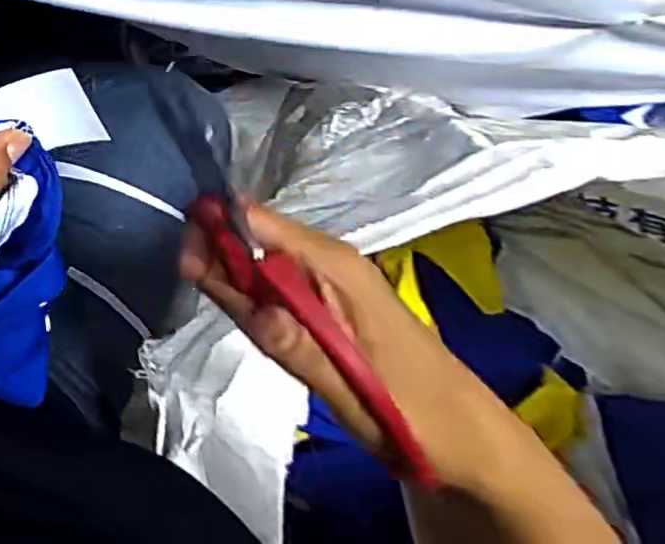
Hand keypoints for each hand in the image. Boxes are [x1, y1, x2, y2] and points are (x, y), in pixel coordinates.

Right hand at [180, 203, 536, 493]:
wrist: (478, 448)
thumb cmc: (423, 417)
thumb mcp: (354, 388)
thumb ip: (295, 344)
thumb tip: (246, 304)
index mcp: (334, 263)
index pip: (251, 217)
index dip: (210, 229)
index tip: (186, 266)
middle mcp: (323, 256)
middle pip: (242, 229)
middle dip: (209, 253)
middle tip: (196, 289)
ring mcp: (319, 273)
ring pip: (247, 253)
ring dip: (223, 274)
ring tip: (228, 310)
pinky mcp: (315, 292)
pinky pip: (261, 274)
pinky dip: (241, 289)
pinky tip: (246, 314)